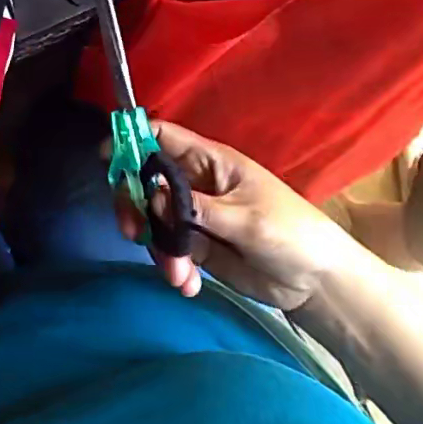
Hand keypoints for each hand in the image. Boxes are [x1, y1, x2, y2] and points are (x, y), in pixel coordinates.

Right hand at [116, 122, 374, 309]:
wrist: (316, 282)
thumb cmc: (290, 232)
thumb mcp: (245, 218)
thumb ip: (195, 208)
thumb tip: (152, 195)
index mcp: (210, 162)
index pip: (163, 138)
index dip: (133, 141)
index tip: (106, 158)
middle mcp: (196, 184)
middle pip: (146, 181)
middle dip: (135, 205)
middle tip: (132, 232)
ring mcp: (194, 216)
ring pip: (153, 221)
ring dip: (158, 248)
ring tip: (180, 276)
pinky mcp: (197, 247)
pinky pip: (169, 250)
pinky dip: (172, 267)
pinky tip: (189, 285)